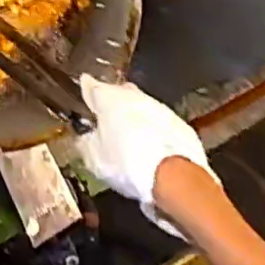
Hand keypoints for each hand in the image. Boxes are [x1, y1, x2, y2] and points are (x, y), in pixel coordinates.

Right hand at [74, 74, 214, 206]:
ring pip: (141, 106)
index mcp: (107, 98)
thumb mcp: (95, 160)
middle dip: (114, 103)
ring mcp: (158, 107)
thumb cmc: (128, 165)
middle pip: (119, 93)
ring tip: (133, 139)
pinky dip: (156, 131)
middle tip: (109, 121)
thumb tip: (84, 139)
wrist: (177, 178)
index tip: (85, 91)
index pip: (91, 86)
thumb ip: (86, 143)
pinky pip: (161, 123)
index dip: (86, 90)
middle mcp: (132, 95)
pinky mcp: (180, 123)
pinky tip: (154, 150)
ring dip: (136, 117)